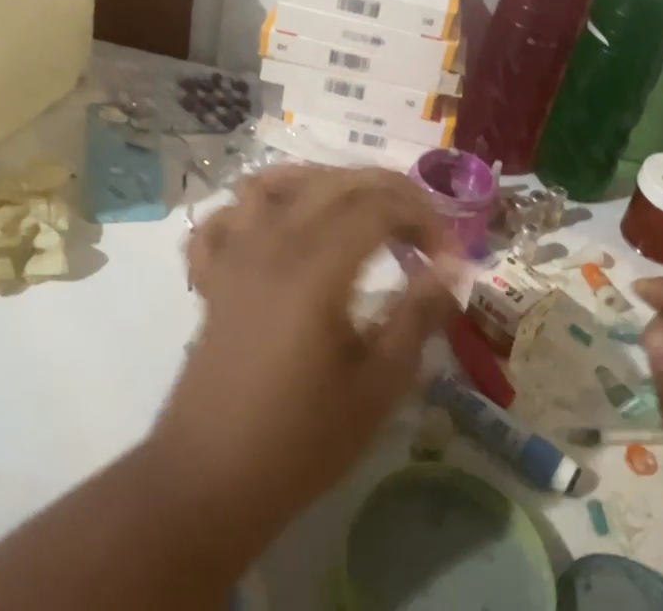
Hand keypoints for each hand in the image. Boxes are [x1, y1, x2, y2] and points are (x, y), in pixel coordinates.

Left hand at [156, 165, 463, 529]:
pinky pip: (223, 218)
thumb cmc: (301, 440)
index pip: (380, 206)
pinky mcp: (211, 278)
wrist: (210, 480)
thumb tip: (451, 270)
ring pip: (272, 183)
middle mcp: (272, 244)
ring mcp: (234, 256)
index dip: (424, 218)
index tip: (448, 255)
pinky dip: (252, 210)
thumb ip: (417, 317)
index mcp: (317, 267)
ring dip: (321, 183)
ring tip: (354, 213)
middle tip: (420, 226)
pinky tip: (278, 231)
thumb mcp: (377, 387)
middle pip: (334, 182)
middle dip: (387, 190)